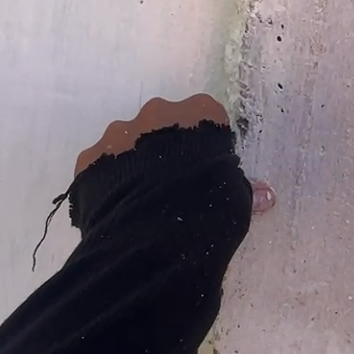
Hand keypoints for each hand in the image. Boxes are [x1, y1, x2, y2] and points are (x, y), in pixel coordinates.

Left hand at [75, 94, 274, 214]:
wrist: (151, 242)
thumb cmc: (208, 211)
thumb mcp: (237, 201)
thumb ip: (245, 188)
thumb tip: (265, 194)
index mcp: (199, 113)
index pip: (206, 116)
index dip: (206, 142)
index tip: (206, 166)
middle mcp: (157, 112)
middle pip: (164, 123)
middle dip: (166, 147)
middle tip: (172, 183)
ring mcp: (119, 133)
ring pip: (130, 142)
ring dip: (135, 163)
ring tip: (142, 200)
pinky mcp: (89, 160)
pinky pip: (101, 166)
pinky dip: (108, 183)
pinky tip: (119, 209)